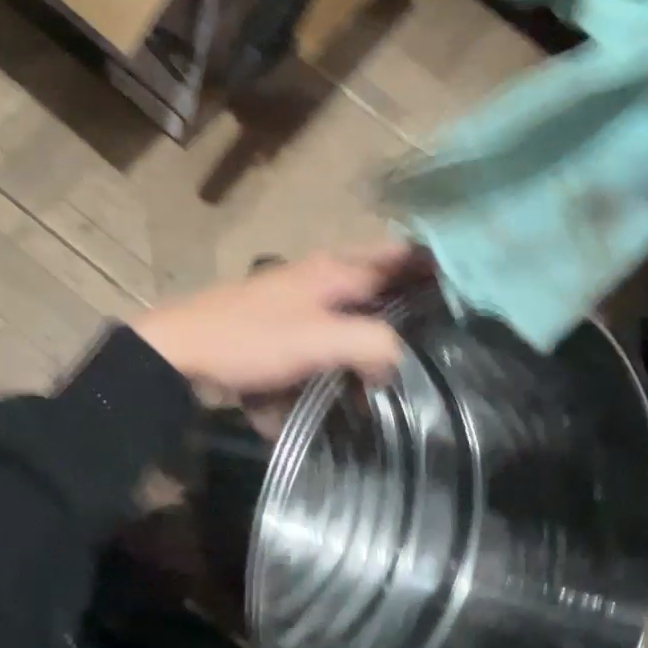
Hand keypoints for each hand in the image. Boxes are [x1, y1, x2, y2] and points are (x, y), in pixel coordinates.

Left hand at [130, 245, 418, 393]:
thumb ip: (373, 344)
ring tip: (396, 376)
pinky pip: (318, 349)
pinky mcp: (277, 336)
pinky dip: (332, 366)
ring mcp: (295, 306)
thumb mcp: (320, 340)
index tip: (470, 292)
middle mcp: (319, 279)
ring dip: (370, 345)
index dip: (437, 266)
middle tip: (439, 341)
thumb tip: (399, 361)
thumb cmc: (249, 340)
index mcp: (335, 270)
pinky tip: (344, 392)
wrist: (177, 356)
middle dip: (407, 312)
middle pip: (377, 288)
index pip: (400, 254)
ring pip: (349, 320)